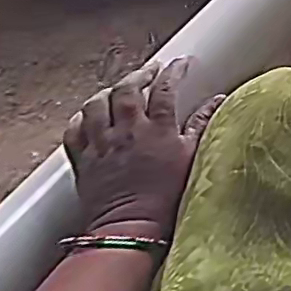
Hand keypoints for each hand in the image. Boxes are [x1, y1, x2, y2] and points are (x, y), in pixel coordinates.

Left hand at [63, 59, 222, 237]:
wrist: (131, 228)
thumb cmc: (166, 195)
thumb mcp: (191, 156)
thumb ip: (201, 124)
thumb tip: (216, 101)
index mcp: (157, 130)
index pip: (166, 88)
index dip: (175, 70)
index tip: (182, 63)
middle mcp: (127, 131)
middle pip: (127, 89)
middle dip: (139, 74)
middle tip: (150, 71)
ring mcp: (102, 145)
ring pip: (96, 104)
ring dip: (109, 92)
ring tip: (120, 89)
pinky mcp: (83, 160)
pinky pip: (74, 130)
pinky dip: (82, 118)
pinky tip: (91, 115)